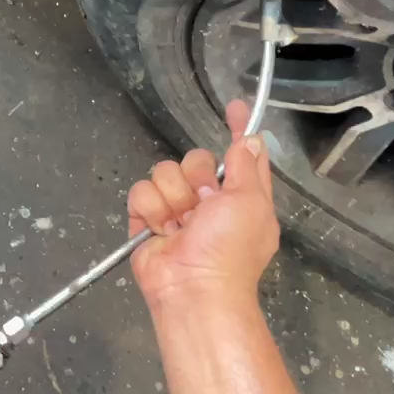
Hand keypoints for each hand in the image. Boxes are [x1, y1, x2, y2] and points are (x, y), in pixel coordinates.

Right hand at [128, 100, 279, 308]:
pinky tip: (161, 230)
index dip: (239, 129)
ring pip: (164, 172)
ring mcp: (175, 208)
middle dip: (197, 177)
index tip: (235, 105)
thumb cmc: (230, 248)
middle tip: (204, 203)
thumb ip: (247, 166)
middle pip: (195, 158)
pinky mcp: (145, 217)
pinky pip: (141, 191)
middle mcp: (207, 200)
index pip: (240, 154)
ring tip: (181, 224)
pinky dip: (151, 210)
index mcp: (239, 197)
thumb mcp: (250, 204)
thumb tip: (252, 138)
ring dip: (173, 198)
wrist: (193, 288)